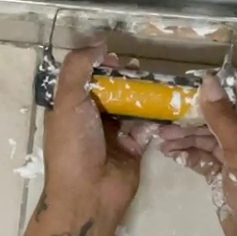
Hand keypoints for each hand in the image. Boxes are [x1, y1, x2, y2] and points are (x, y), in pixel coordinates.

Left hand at [41, 42, 147, 224]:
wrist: (89, 193)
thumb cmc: (73, 145)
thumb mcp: (68, 100)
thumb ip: (80, 67)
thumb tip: (99, 42)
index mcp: (70, 107)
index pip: (85, 78)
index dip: (99, 65)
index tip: (115, 56)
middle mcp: (92, 118)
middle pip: (112, 89)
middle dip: (126, 77)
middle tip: (141, 68)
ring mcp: (114, 132)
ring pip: (132, 104)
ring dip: (144, 92)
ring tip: (159, 80)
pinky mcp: (135, 146)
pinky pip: (148, 124)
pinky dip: (157, 113)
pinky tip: (168, 100)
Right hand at [157, 73, 236, 235]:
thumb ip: (223, 118)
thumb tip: (207, 81)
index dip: (220, 83)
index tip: (189, 79)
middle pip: (219, 116)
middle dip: (193, 111)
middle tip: (162, 111)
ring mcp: (236, 162)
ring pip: (207, 139)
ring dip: (185, 135)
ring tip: (159, 136)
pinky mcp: (223, 181)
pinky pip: (203, 160)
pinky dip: (187, 155)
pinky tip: (169, 153)